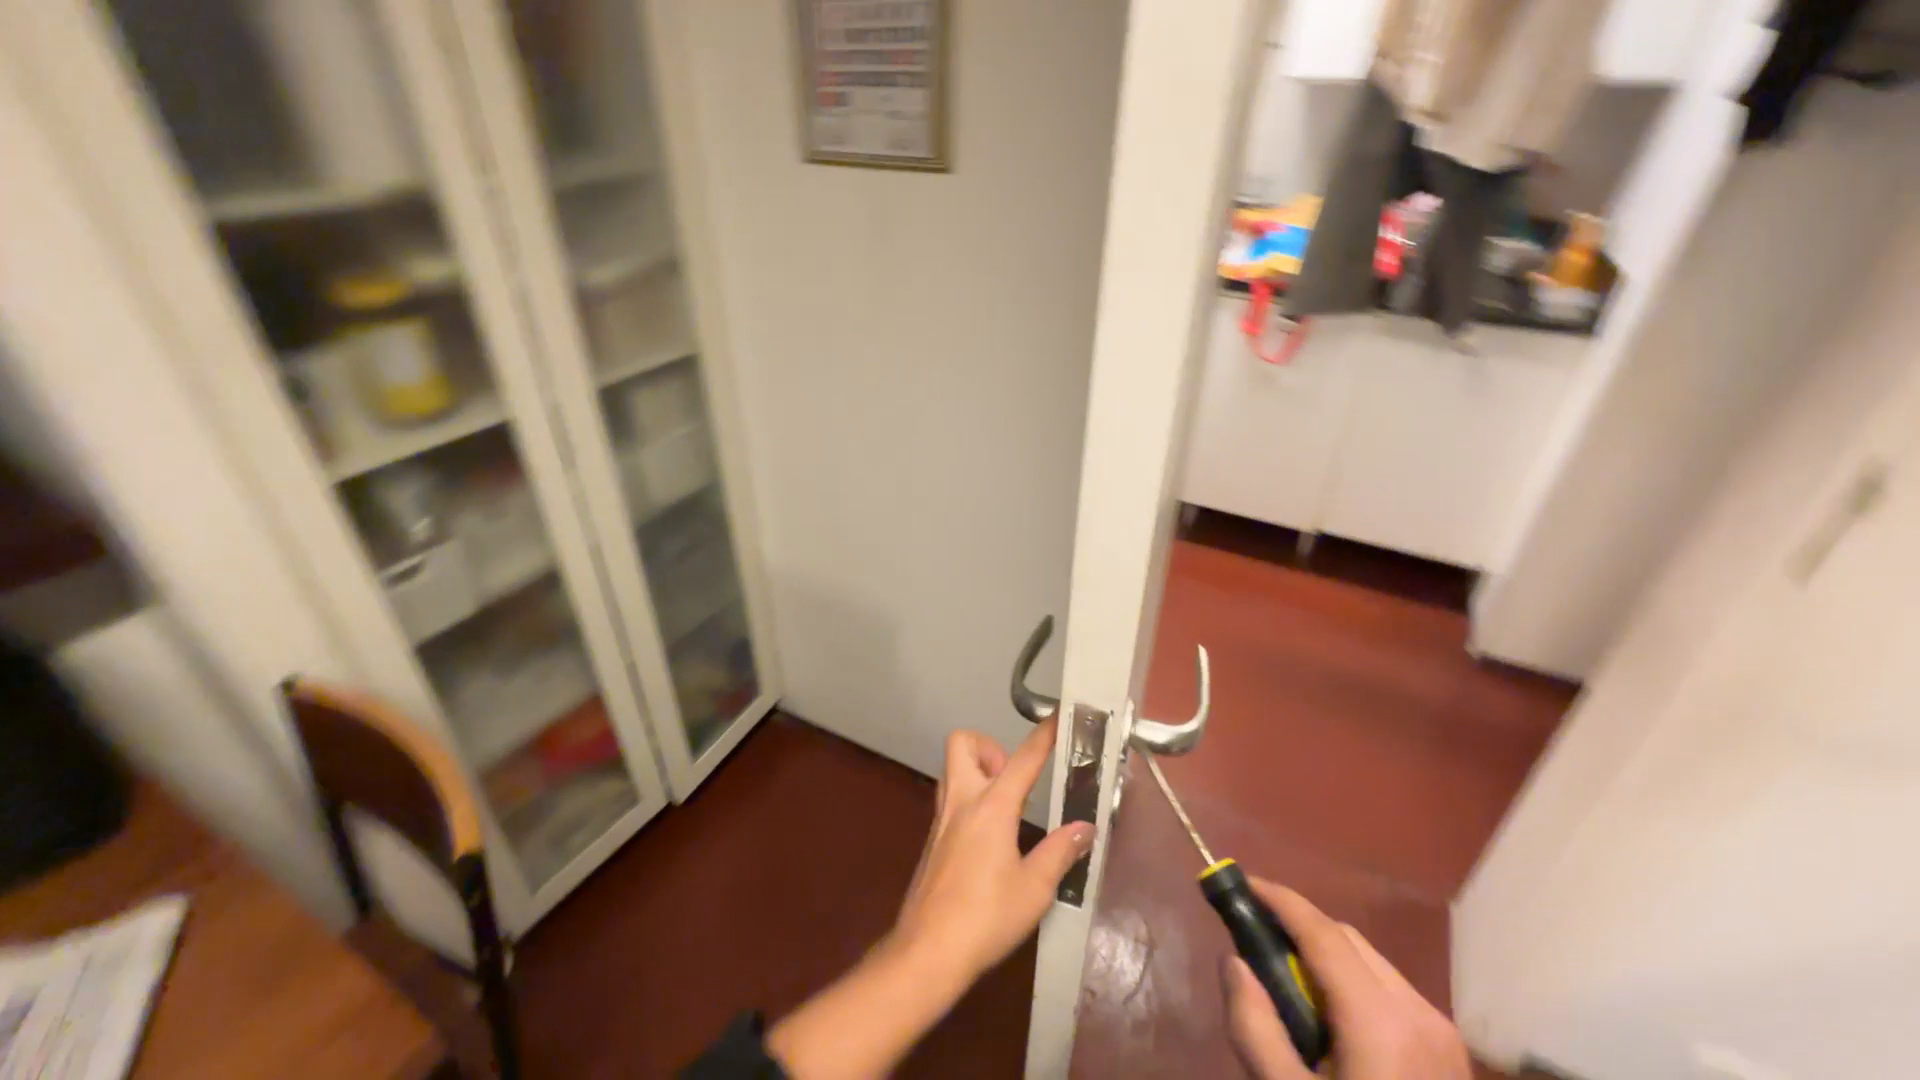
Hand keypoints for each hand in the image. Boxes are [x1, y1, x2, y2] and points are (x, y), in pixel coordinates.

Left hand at [889, 717, 1093, 984]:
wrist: (927, 951)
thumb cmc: (986, 917)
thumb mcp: (1035, 888)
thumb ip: (1060, 852)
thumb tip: (1084, 828)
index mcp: (991, 807)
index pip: (1023, 759)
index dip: (1044, 736)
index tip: (1060, 718)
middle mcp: (961, 803)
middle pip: (963, 743)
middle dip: (990, 747)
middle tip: (1015, 778)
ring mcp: (941, 821)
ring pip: (952, 771)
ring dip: (978, 772)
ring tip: (1009, 806)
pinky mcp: (932, 842)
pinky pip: (950, 801)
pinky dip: (971, 801)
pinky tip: (991, 838)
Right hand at [1221, 878, 1470, 1079]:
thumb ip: (1254, 1027)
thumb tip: (1233, 962)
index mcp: (1380, 1022)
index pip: (1322, 933)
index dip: (1279, 900)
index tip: (1242, 884)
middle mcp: (1419, 1013)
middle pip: (1348, 940)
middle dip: (1298, 929)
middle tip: (1253, 943)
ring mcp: (1442, 1033)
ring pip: (1372, 964)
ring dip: (1326, 959)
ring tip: (1289, 992)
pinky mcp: (1451, 1054)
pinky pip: (1392, 994)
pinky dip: (1353, 987)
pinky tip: (1331, 1026)